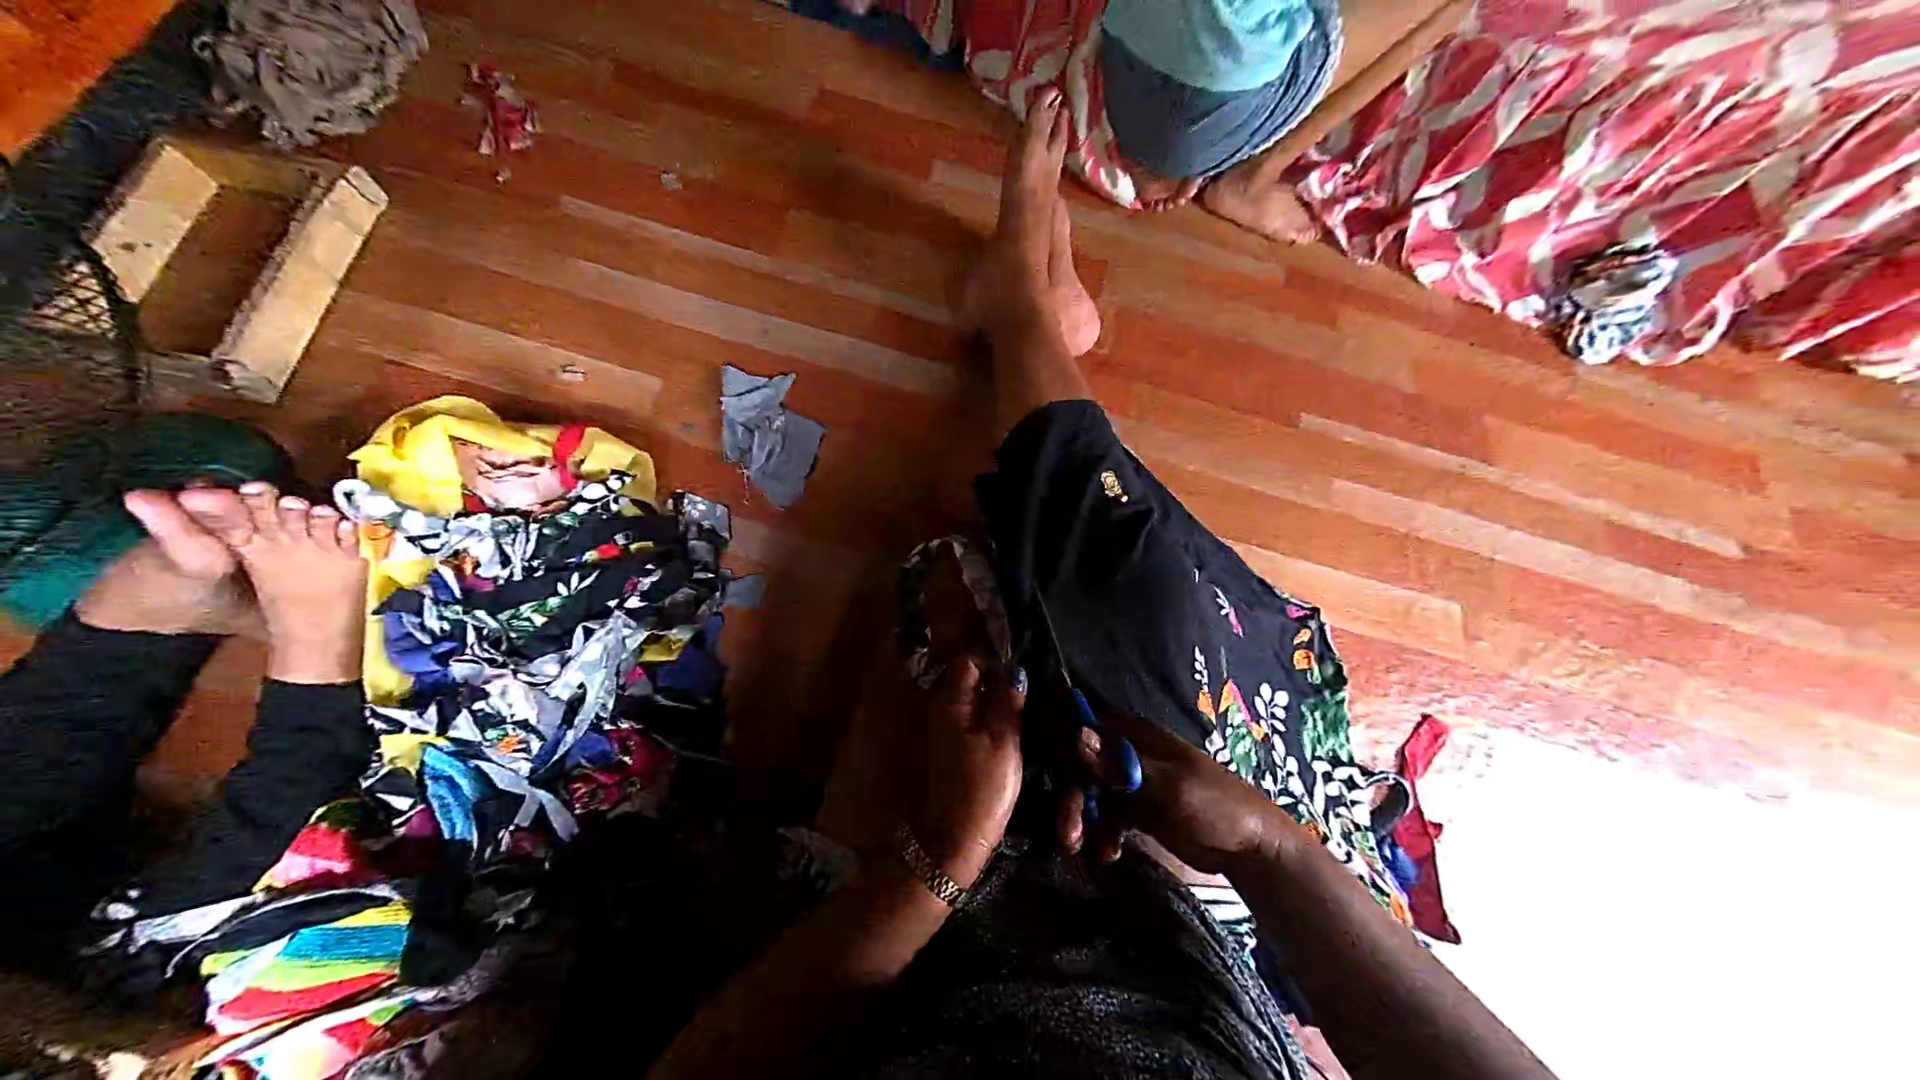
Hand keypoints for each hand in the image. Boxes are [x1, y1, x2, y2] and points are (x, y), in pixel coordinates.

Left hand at [915, 655, 1024, 887]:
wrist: (956, 836)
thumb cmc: (982, 786)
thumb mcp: (1004, 741)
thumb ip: (1008, 702)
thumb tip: (1015, 672)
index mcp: (950, 700)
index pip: (970, 661)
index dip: (996, 665)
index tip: (1020, 682)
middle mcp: (942, 707)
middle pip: (972, 680)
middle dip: (999, 685)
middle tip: (1028, 700)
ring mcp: (945, 727)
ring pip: (975, 701)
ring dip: (997, 705)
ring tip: (1025, 718)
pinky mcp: (953, 746)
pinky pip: (973, 719)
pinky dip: (991, 722)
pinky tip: (1012, 736)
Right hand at [1070, 712, 1301, 875]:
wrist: (1251, 849)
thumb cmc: (1215, 805)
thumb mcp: (1169, 785)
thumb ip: (1122, 764)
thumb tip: (1077, 735)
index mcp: (1137, 735)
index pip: (1087, 732)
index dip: (1068, 755)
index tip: (1062, 787)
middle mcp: (1128, 753)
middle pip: (1084, 768)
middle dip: (1074, 801)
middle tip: (1068, 835)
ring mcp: (1132, 782)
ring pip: (1091, 794)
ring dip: (1084, 821)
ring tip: (1084, 851)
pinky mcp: (1137, 810)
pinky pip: (1106, 817)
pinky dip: (1102, 835)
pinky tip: (1108, 854)